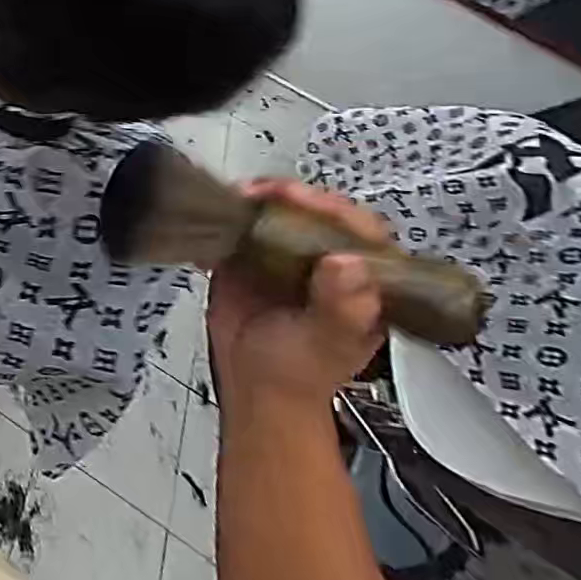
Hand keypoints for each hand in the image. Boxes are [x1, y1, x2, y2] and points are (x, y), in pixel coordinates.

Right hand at [206, 179, 385, 410]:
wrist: (253, 387)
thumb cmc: (300, 372)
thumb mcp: (326, 344)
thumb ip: (341, 311)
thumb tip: (347, 266)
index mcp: (361, 278)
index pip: (358, 227)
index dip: (332, 208)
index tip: (303, 201)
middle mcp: (326, 258)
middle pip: (316, 209)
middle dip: (290, 194)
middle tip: (264, 193)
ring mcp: (287, 253)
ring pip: (279, 209)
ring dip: (258, 198)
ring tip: (240, 198)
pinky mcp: (249, 254)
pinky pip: (241, 225)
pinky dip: (227, 217)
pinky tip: (219, 219)